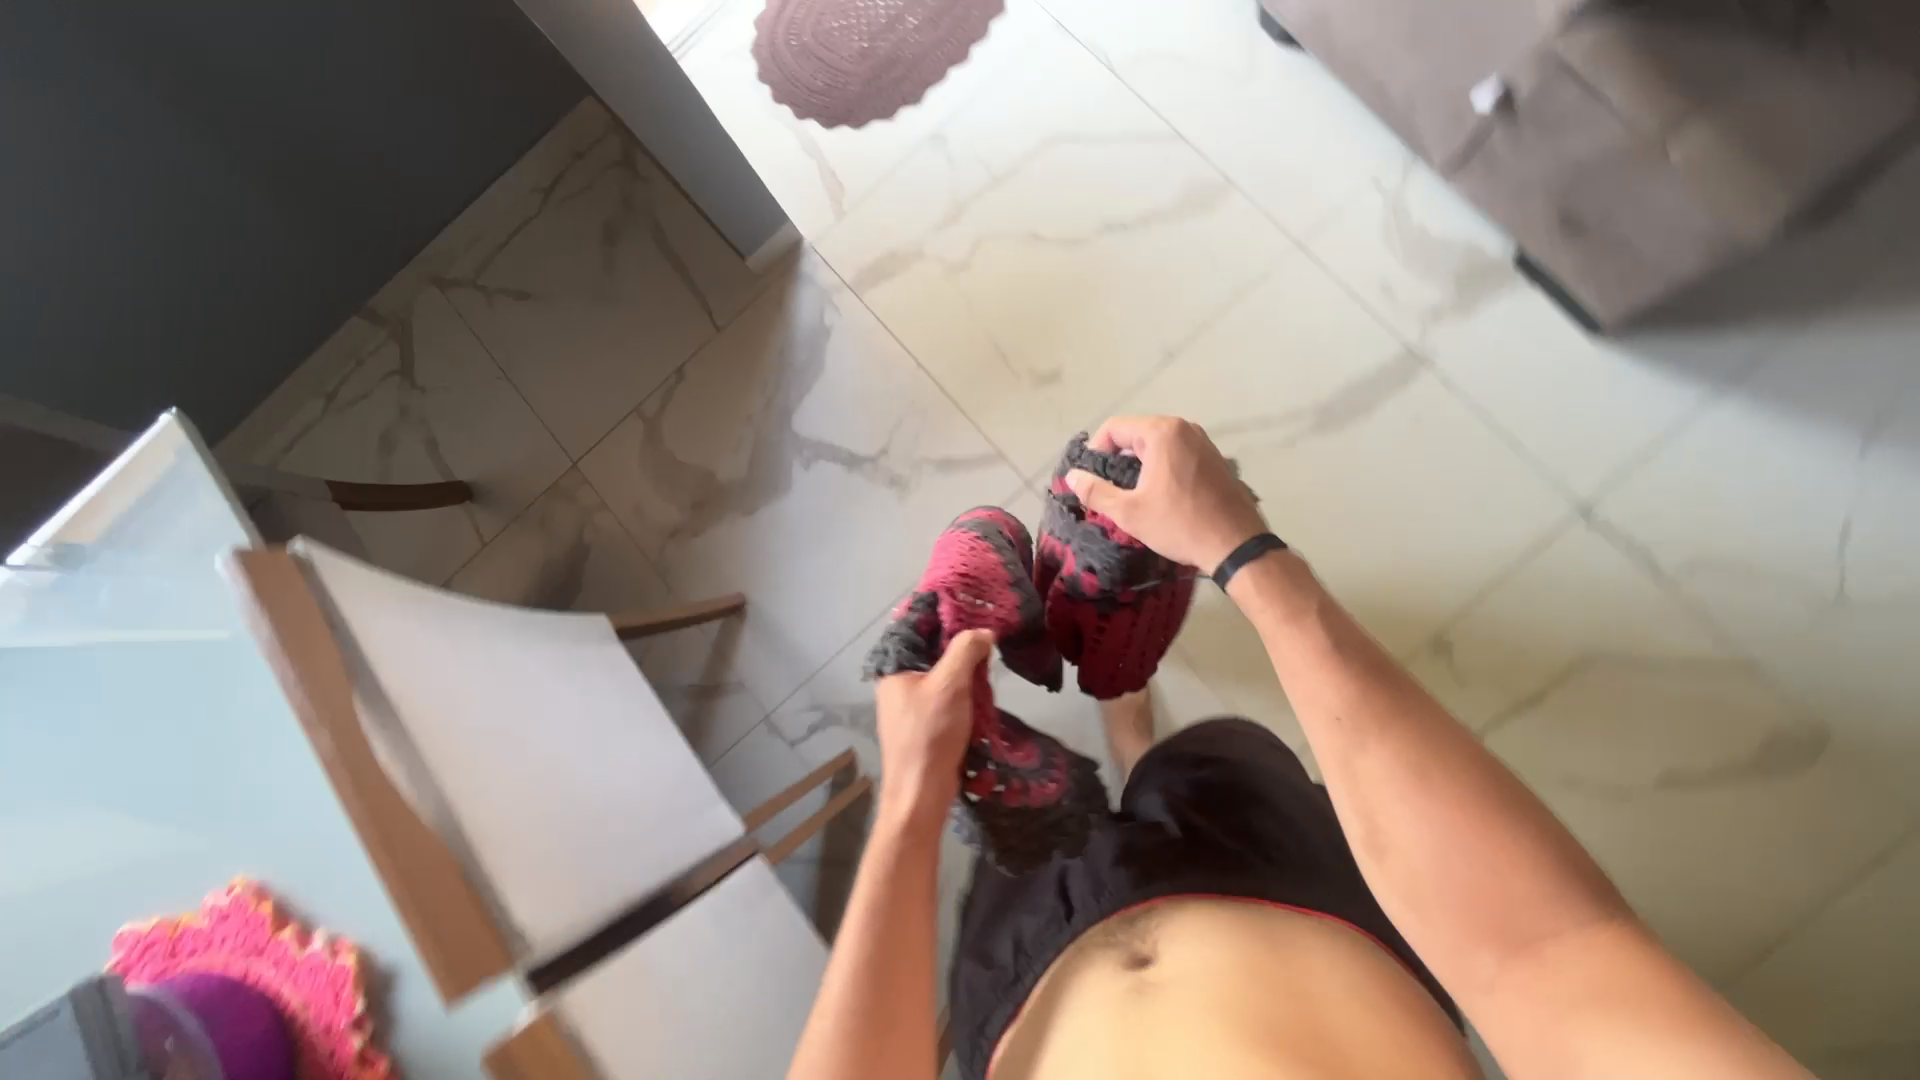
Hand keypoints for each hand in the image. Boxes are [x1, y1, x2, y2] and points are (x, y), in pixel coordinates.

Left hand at [872, 629, 994, 826]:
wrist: (921, 793)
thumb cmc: (930, 733)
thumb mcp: (950, 684)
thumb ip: (966, 650)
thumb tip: (984, 632)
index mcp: (893, 667)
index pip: (915, 626)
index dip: (942, 613)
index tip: (972, 604)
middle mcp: (897, 682)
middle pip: (932, 651)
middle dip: (960, 647)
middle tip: (988, 641)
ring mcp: (910, 706)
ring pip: (942, 676)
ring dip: (966, 674)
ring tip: (988, 669)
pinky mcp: (924, 725)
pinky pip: (946, 699)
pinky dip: (964, 696)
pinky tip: (983, 696)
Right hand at [1065, 415, 1267, 570]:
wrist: (1236, 545)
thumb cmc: (1179, 525)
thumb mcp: (1129, 512)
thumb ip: (1095, 491)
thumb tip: (1072, 476)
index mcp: (1162, 432)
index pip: (1114, 427)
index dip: (1095, 451)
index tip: (1091, 479)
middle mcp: (1184, 428)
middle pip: (1136, 434)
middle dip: (1117, 459)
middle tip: (1109, 490)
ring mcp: (1203, 441)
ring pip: (1157, 444)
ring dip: (1139, 465)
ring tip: (1133, 495)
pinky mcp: (1215, 458)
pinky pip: (1177, 453)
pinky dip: (1162, 467)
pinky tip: (1161, 496)